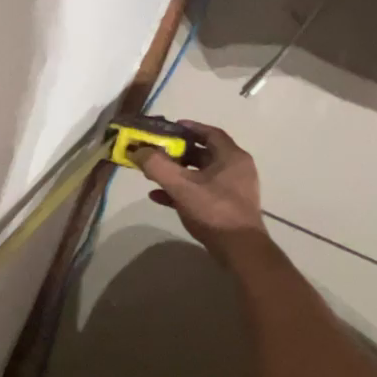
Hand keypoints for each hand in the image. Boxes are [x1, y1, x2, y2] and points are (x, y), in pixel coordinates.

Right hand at [133, 120, 266, 259]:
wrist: (239, 248)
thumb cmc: (214, 210)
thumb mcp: (181, 185)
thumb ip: (157, 166)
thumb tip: (138, 151)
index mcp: (231, 157)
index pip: (210, 133)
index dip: (190, 128)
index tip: (170, 128)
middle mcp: (235, 169)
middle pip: (204, 154)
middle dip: (178, 152)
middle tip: (157, 151)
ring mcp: (232, 190)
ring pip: (201, 174)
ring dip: (177, 172)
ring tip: (154, 174)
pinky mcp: (226, 207)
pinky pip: (201, 192)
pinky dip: (182, 190)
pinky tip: (159, 196)